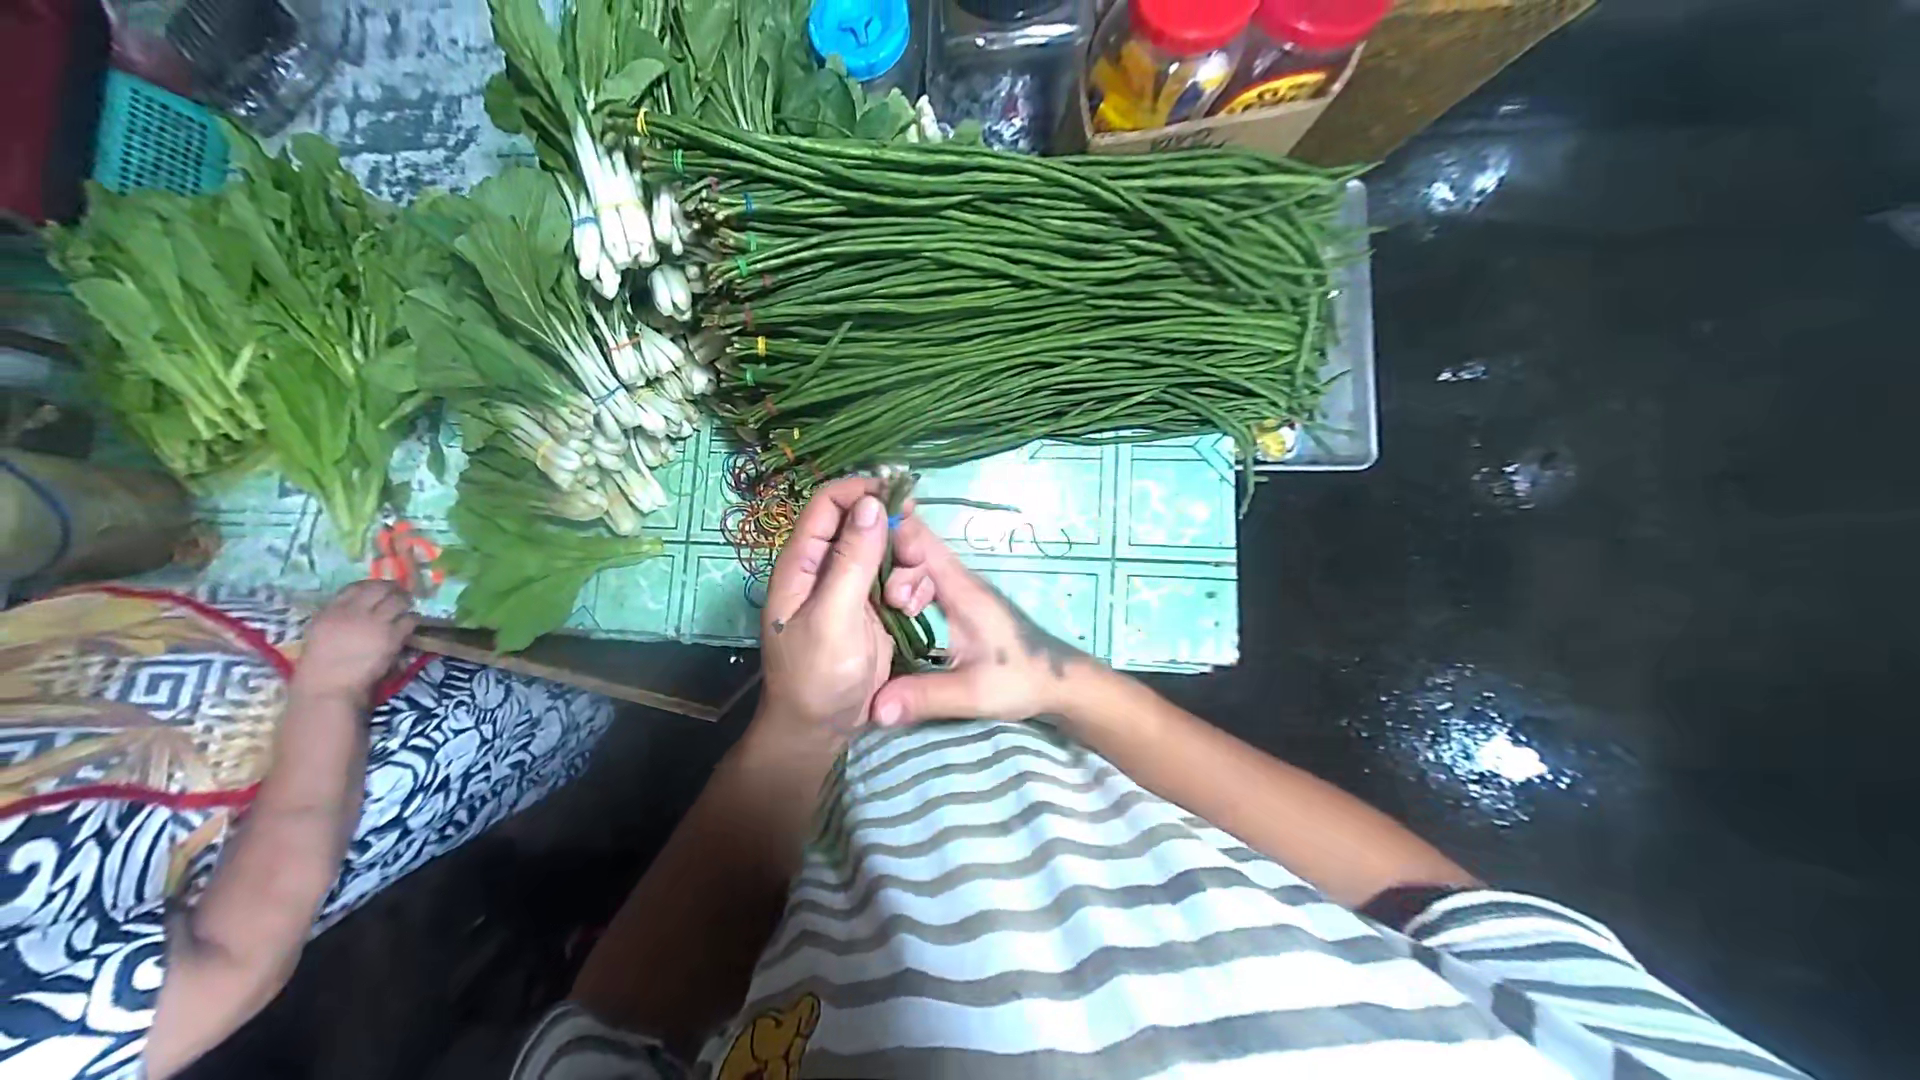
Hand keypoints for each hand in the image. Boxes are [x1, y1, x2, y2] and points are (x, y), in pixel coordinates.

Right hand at [292, 580, 416, 707]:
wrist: (330, 686)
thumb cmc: (321, 664)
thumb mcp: (322, 631)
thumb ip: (341, 616)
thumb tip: (364, 604)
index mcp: (331, 611)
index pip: (356, 587)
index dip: (373, 585)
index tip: (380, 590)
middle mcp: (354, 613)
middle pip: (382, 589)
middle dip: (394, 590)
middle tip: (401, 595)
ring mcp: (376, 623)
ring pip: (400, 601)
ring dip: (406, 603)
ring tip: (407, 608)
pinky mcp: (393, 636)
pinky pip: (411, 619)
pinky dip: (412, 620)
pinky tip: (409, 625)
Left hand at [759, 477, 900, 735]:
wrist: (822, 727)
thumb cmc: (816, 675)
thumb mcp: (832, 618)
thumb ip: (852, 561)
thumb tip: (872, 503)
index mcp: (803, 562)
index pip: (828, 504)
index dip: (861, 490)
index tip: (901, 495)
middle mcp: (825, 567)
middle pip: (863, 522)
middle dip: (893, 531)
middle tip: (915, 552)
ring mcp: (850, 586)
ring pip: (885, 549)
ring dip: (905, 562)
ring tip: (908, 597)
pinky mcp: (872, 605)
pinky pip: (896, 576)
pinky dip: (910, 582)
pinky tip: (912, 606)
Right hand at [870, 513, 1097, 727]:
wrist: (1059, 681)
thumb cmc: (1021, 680)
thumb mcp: (972, 694)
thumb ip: (924, 697)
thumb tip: (874, 708)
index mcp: (964, 592)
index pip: (924, 544)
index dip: (893, 541)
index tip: (868, 562)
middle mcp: (963, 583)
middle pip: (919, 552)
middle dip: (894, 568)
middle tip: (887, 603)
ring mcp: (965, 592)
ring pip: (924, 566)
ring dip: (902, 580)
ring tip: (894, 609)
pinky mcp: (965, 604)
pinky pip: (931, 582)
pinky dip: (913, 590)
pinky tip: (903, 613)